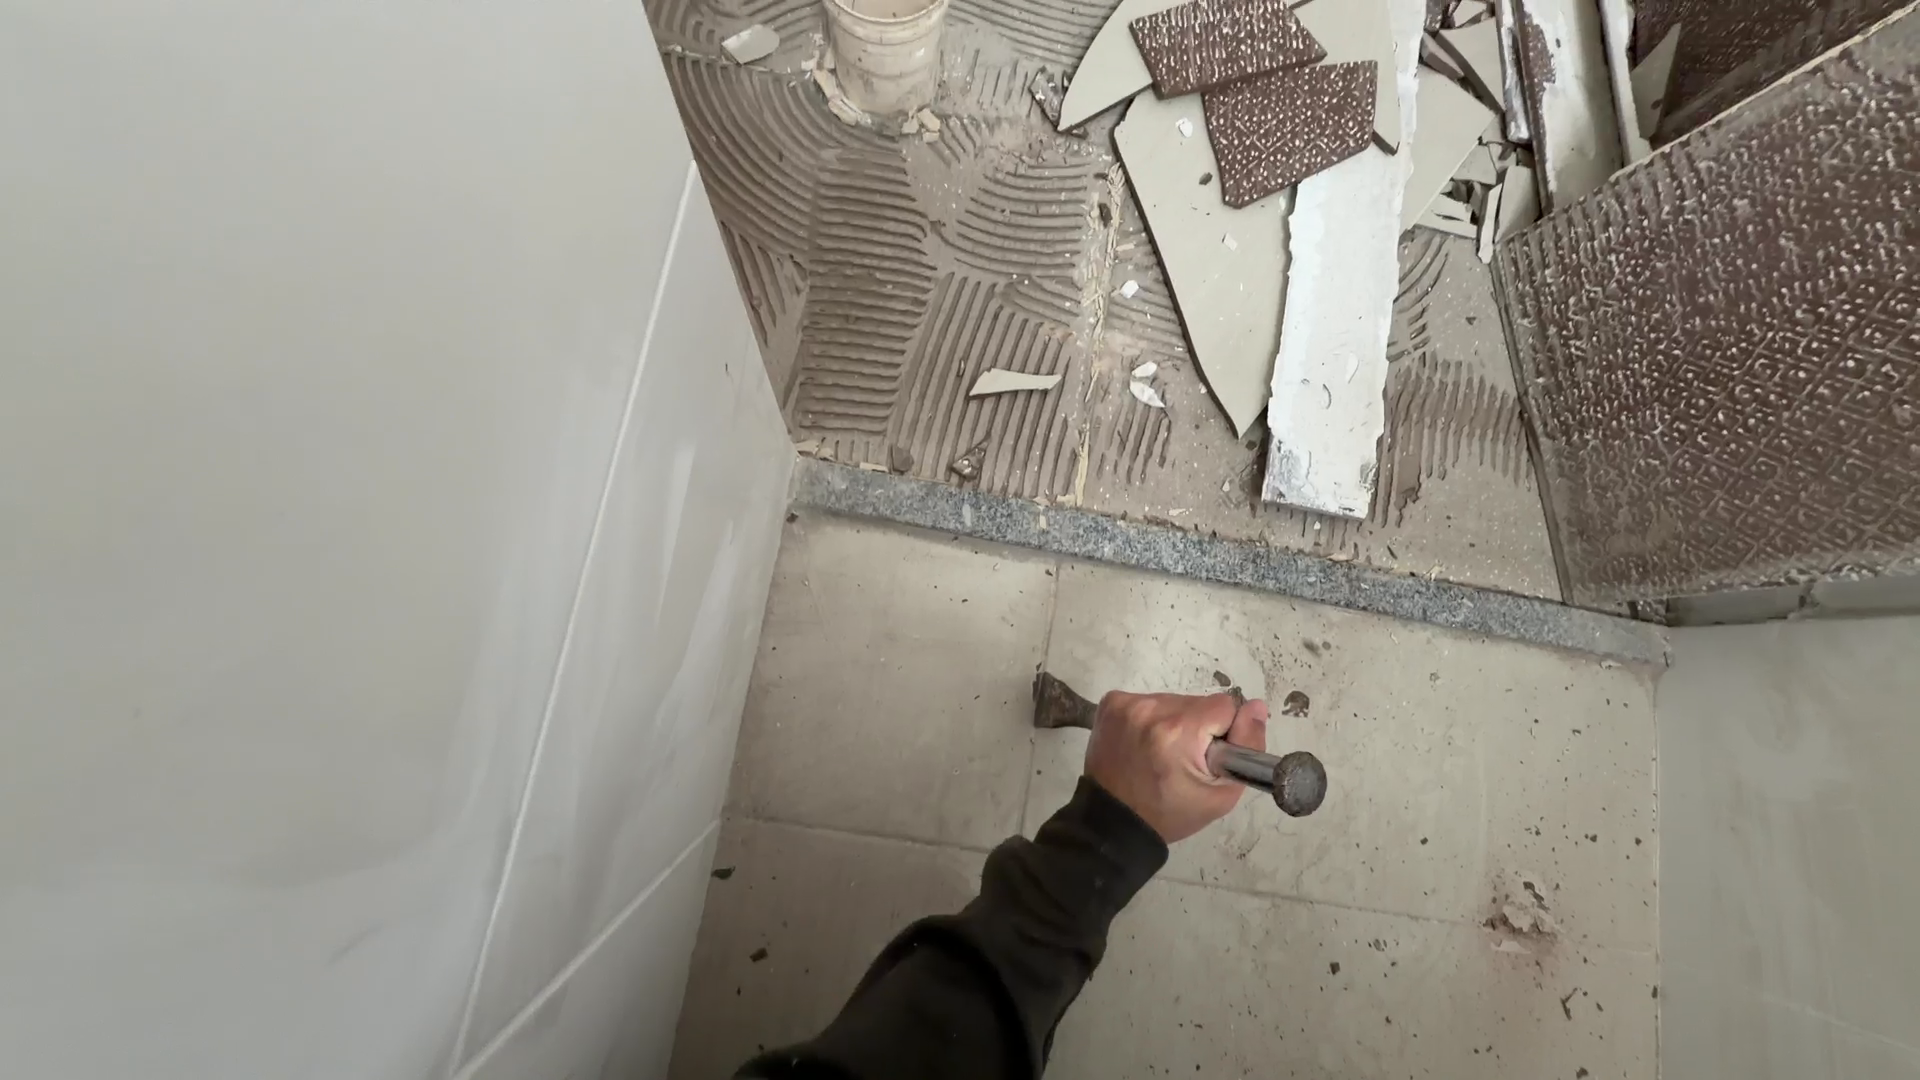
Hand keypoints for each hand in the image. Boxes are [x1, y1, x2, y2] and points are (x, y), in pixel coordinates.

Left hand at [1082, 690, 1268, 842]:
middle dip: (1200, 726)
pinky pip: (1149, 700)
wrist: (1113, 817)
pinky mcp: (1111, 701)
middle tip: (1184, 759)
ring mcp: (1126, 703)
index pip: (1225, 705)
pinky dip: (1153, 719)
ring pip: (1174, 700)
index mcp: (1178, 730)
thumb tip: (1257, 707)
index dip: (1225, 731)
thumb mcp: (1220, 794)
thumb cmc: (1169, 812)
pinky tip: (1145, 743)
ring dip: (1176, 721)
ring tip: (1162, 753)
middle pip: (1198, 702)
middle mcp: (1150, 708)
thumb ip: (1246, 746)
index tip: (1209, 755)